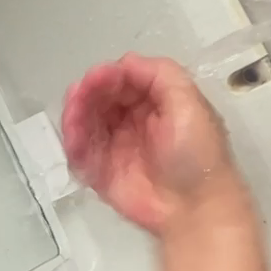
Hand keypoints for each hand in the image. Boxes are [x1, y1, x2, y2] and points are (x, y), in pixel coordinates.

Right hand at [60, 54, 245, 236]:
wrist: (195, 209)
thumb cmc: (198, 157)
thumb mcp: (191, 104)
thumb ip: (161, 75)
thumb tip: (125, 62)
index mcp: (156, 103)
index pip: (124, 81)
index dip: (109, 76)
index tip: (99, 77)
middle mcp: (132, 122)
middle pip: (100, 99)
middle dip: (87, 93)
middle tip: (80, 92)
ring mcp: (114, 147)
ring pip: (85, 123)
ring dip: (75, 115)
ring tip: (73, 114)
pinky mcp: (100, 172)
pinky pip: (79, 153)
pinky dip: (72, 143)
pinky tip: (73, 137)